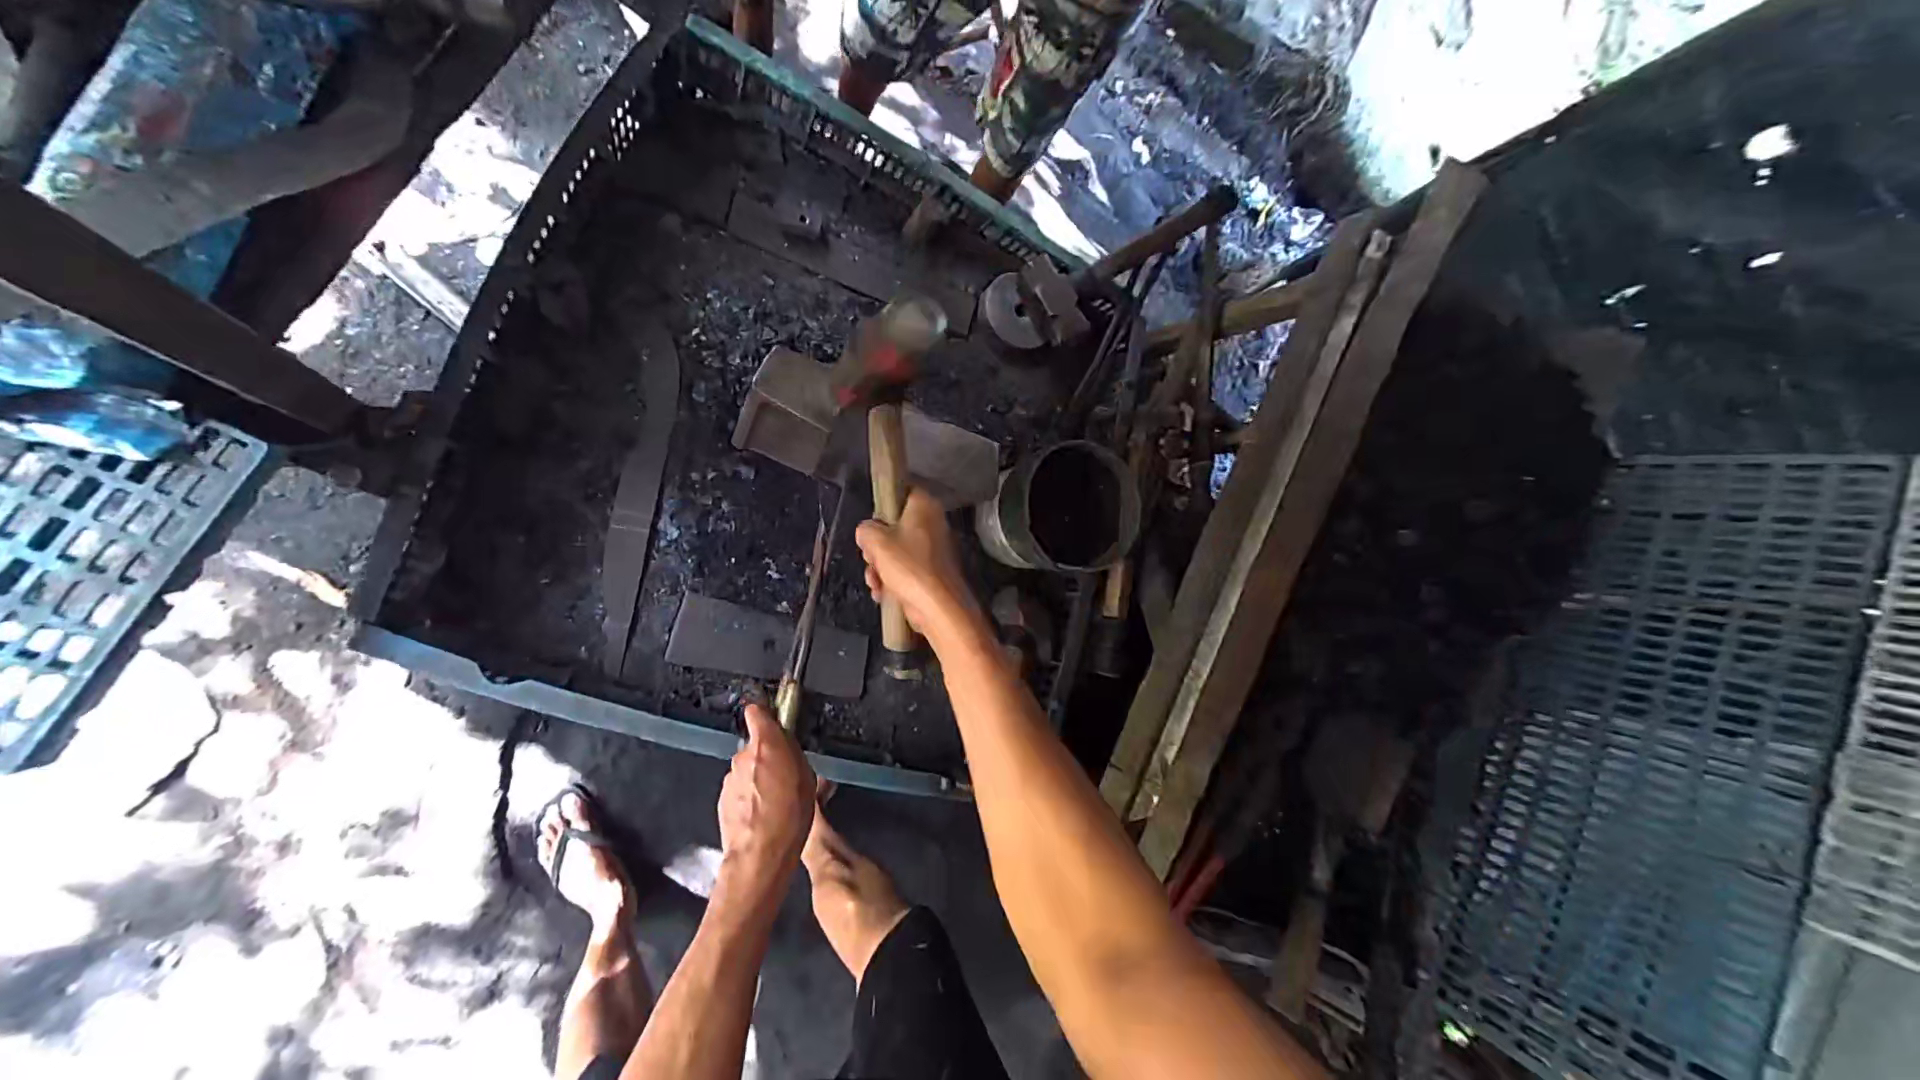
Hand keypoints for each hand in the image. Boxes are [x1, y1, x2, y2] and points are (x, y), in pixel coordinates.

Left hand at [717, 703, 814, 893]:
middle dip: (768, 755)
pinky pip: (739, 788)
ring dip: (758, 778)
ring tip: (775, 799)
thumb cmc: (789, 816)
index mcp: (766, 744)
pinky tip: (762, 813)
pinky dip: (749, 795)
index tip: (772, 718)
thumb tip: (787, 745)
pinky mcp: (722, 798)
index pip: (757, 712)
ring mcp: (730, 778)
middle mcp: (743, 756)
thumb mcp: (807, 777)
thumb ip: (794, 754)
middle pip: (755, 745)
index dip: (765, 714)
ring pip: (747, 769)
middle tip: (785, 773)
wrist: (760, 854)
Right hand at [855, 489, 986, 643]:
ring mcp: (934, 549)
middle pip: (894, 525)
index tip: (871, 521)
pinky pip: (905, 569)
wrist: (938, 607)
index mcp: (925, 506)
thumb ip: (865, 530)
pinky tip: (883, 593)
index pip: (902, 490)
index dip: (883, 504)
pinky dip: (892, 580)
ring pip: (897, 551)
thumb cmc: (909, 566)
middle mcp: (933, 523)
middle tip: (871, 556)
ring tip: (876, 581)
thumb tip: (867, 532)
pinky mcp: (932, 572)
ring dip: (880, 567)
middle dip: (876, 545)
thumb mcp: (876, 542)